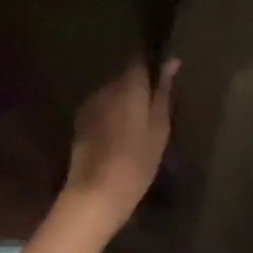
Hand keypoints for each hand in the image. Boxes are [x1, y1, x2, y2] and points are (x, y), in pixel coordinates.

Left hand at [60, 58, 179, 234]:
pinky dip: (112, 114)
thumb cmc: (136, 161)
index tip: (164, 76)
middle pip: (126, 76)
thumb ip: (163, 92)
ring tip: (138, 125)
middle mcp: (106, 86)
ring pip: (113, 92)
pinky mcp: (80, 120)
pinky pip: (102, 107)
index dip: (152, 64)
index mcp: (129, 84)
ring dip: (125, 101)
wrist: (95, 194)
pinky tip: (119, 135)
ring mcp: (90, 102)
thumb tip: (172, 61)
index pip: (140, 58)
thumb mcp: (159, 128)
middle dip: (139, 86)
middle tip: (155, 108)